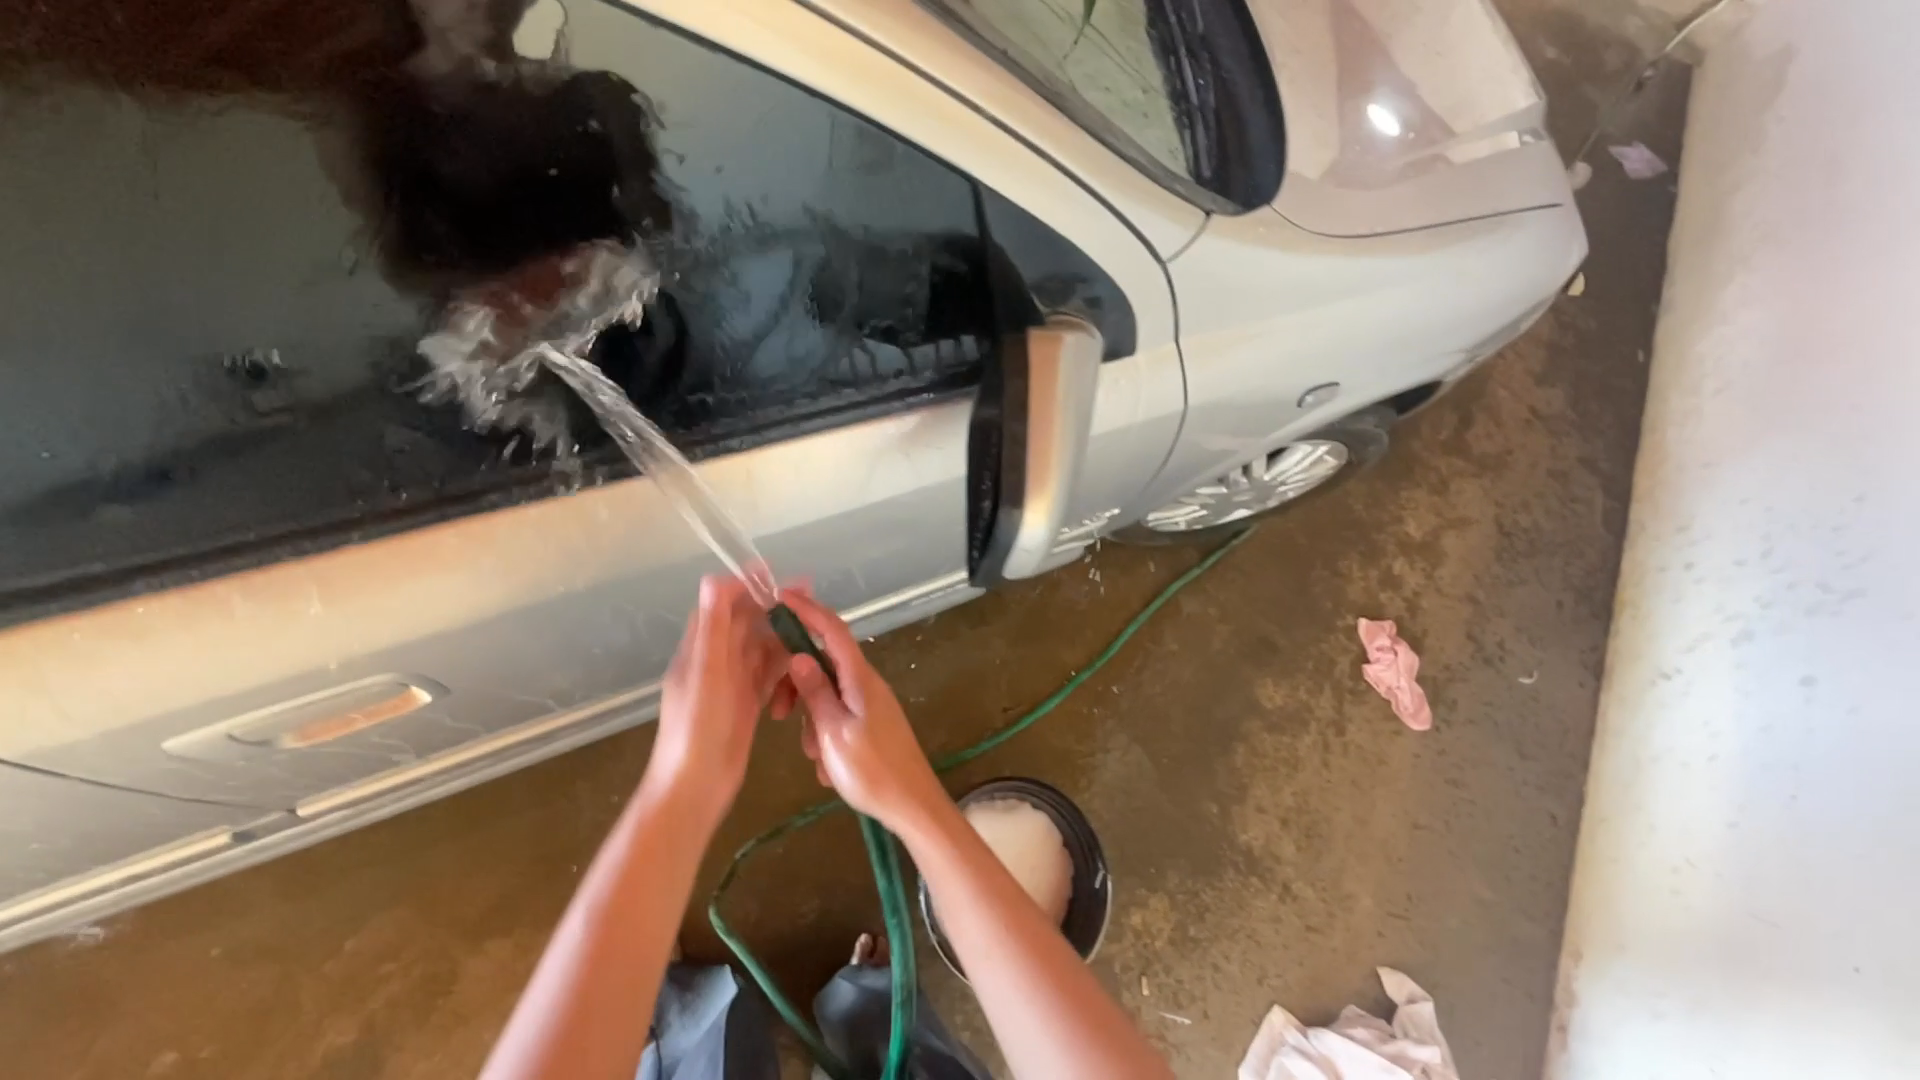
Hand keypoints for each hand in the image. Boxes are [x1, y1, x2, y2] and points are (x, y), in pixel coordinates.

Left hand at [647, 576, 787, 816]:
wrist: (696, 787)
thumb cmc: (699, 727)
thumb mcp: (707, 671)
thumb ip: (713, 625)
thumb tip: (716, 577)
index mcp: (698, 650)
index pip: (720, 606)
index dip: (745, 587)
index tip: (775, 573)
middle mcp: (713, 663)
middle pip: (743, 625)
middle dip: (772, 607)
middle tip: (809, 593)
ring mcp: (730, 685)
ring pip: (759, 650)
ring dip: (783, 635)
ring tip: (815, 626)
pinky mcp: (745, 705)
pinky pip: (767, 676)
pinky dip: (784, 665)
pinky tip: (805, 662)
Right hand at [776, 590, 948, 833]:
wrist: (912, 805)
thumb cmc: (872, 770)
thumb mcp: (833, 732)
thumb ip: (815, 692)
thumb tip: (799, 655)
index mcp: (860, 678)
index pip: (832, 630)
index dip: (808, 610)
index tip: (781, 597)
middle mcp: (866, 684)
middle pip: (823, 665)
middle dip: (797, 687)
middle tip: (778, 714)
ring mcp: (870, 704)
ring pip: (827, 697)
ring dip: (811, 723)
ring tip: (816, 757)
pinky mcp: (871, 725)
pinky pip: (837, 719)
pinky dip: (825, 737)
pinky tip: (827, 768)